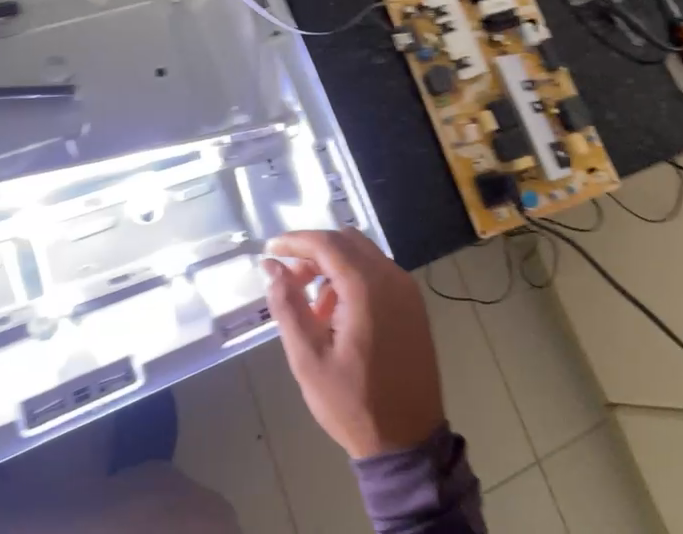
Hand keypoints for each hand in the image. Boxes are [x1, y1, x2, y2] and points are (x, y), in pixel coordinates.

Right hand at [261, 228, 443, 459]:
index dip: (295, 241)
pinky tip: (337, 316)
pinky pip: (378, 274)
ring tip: (312, 309)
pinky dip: (353, 280)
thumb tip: (273, 268)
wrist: (408, 441)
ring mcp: (408, 291)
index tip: (269, 249)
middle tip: (288, 280)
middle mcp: (393, 278)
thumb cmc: (353, 403)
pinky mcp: (413, 306)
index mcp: (368, 288)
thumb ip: (288, 306)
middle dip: (313, 253)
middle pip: (347, 241)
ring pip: (363, 256)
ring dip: (333, 267)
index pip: (327, 243)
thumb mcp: (308, 359)